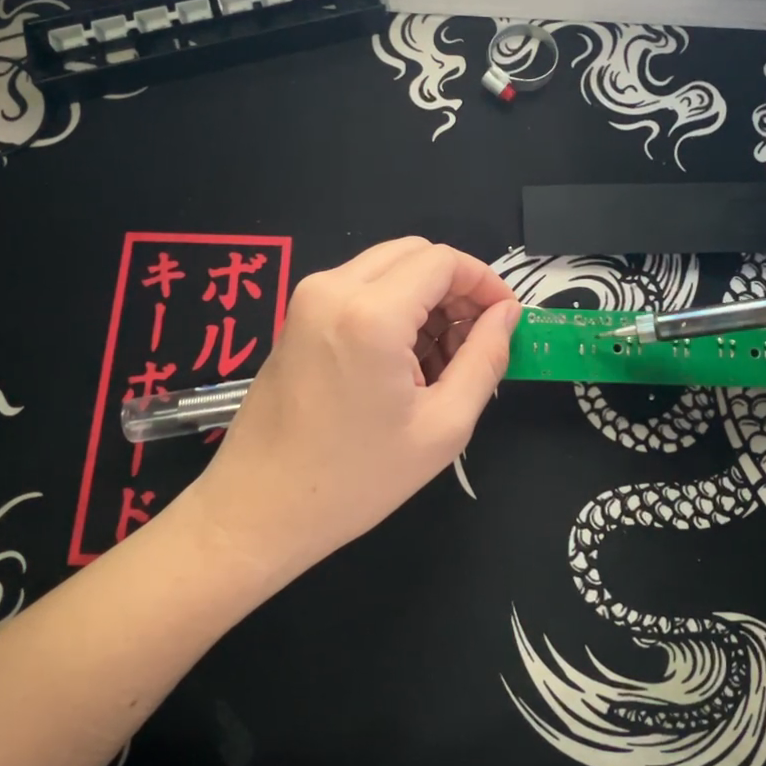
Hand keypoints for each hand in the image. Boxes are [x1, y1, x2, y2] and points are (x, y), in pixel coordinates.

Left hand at [177, 237, 521, 585]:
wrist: (258, 510)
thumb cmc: (355, 479)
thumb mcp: (442, 426)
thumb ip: (485, 360)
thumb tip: (507, 315)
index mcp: (371, 313)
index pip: (443, 261)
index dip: (485, 282)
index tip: (506, 319)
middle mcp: (334, 290)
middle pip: (414, 254)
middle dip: (456, 288)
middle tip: (477, 340)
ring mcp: (308, 300)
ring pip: (387, 269)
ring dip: (425, 299)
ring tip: (444, 363)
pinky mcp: (297, 318)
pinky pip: (359, 290)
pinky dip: (394, 309)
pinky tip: (405, 365)